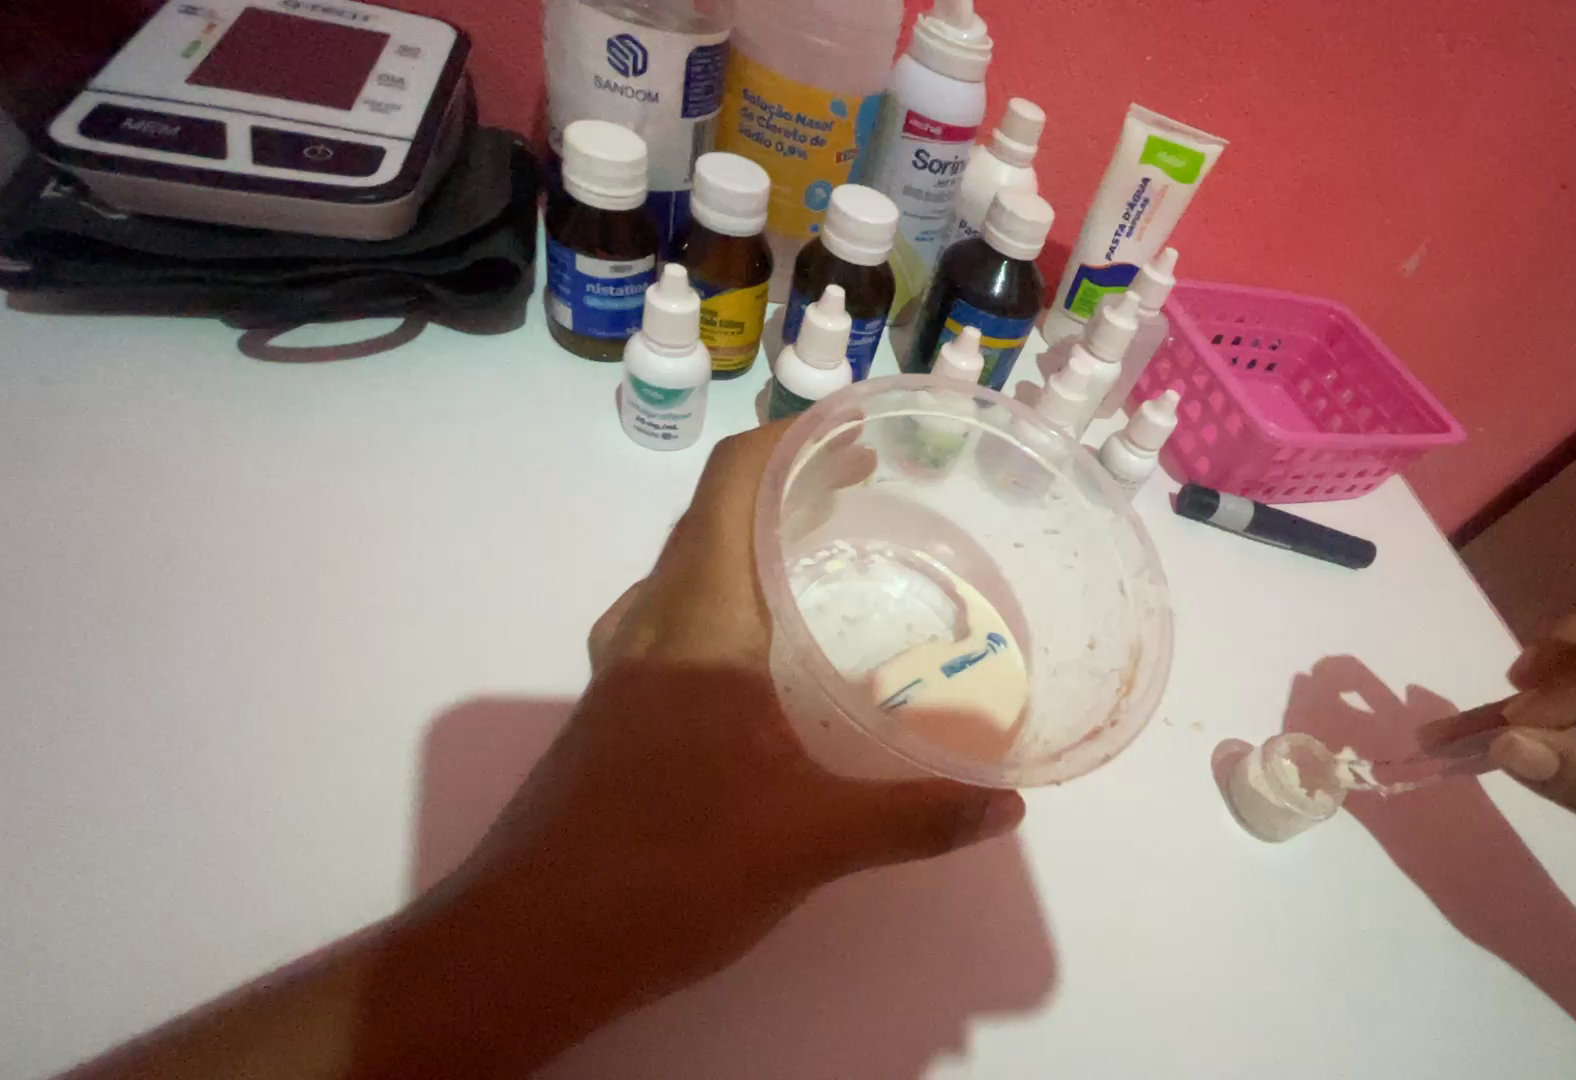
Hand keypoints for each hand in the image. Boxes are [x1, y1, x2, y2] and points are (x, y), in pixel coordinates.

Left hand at [62, 424, 1023, 1079]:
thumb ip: (914, 817)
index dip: (789, 437)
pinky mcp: (619, 698)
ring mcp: (626, 660)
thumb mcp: (808, 842)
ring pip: (691, 560)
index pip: (732, 485)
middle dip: (787, 480)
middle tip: (863, 485)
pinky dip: (727, 588)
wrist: (525, 947)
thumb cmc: (666, 869)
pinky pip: (677, 609)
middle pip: (714, 511)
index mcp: (700, 621)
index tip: (855, 431)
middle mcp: (655, 621)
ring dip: (751, 532)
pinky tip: (766, 640)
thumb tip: (1006, 804)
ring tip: (821, 544)